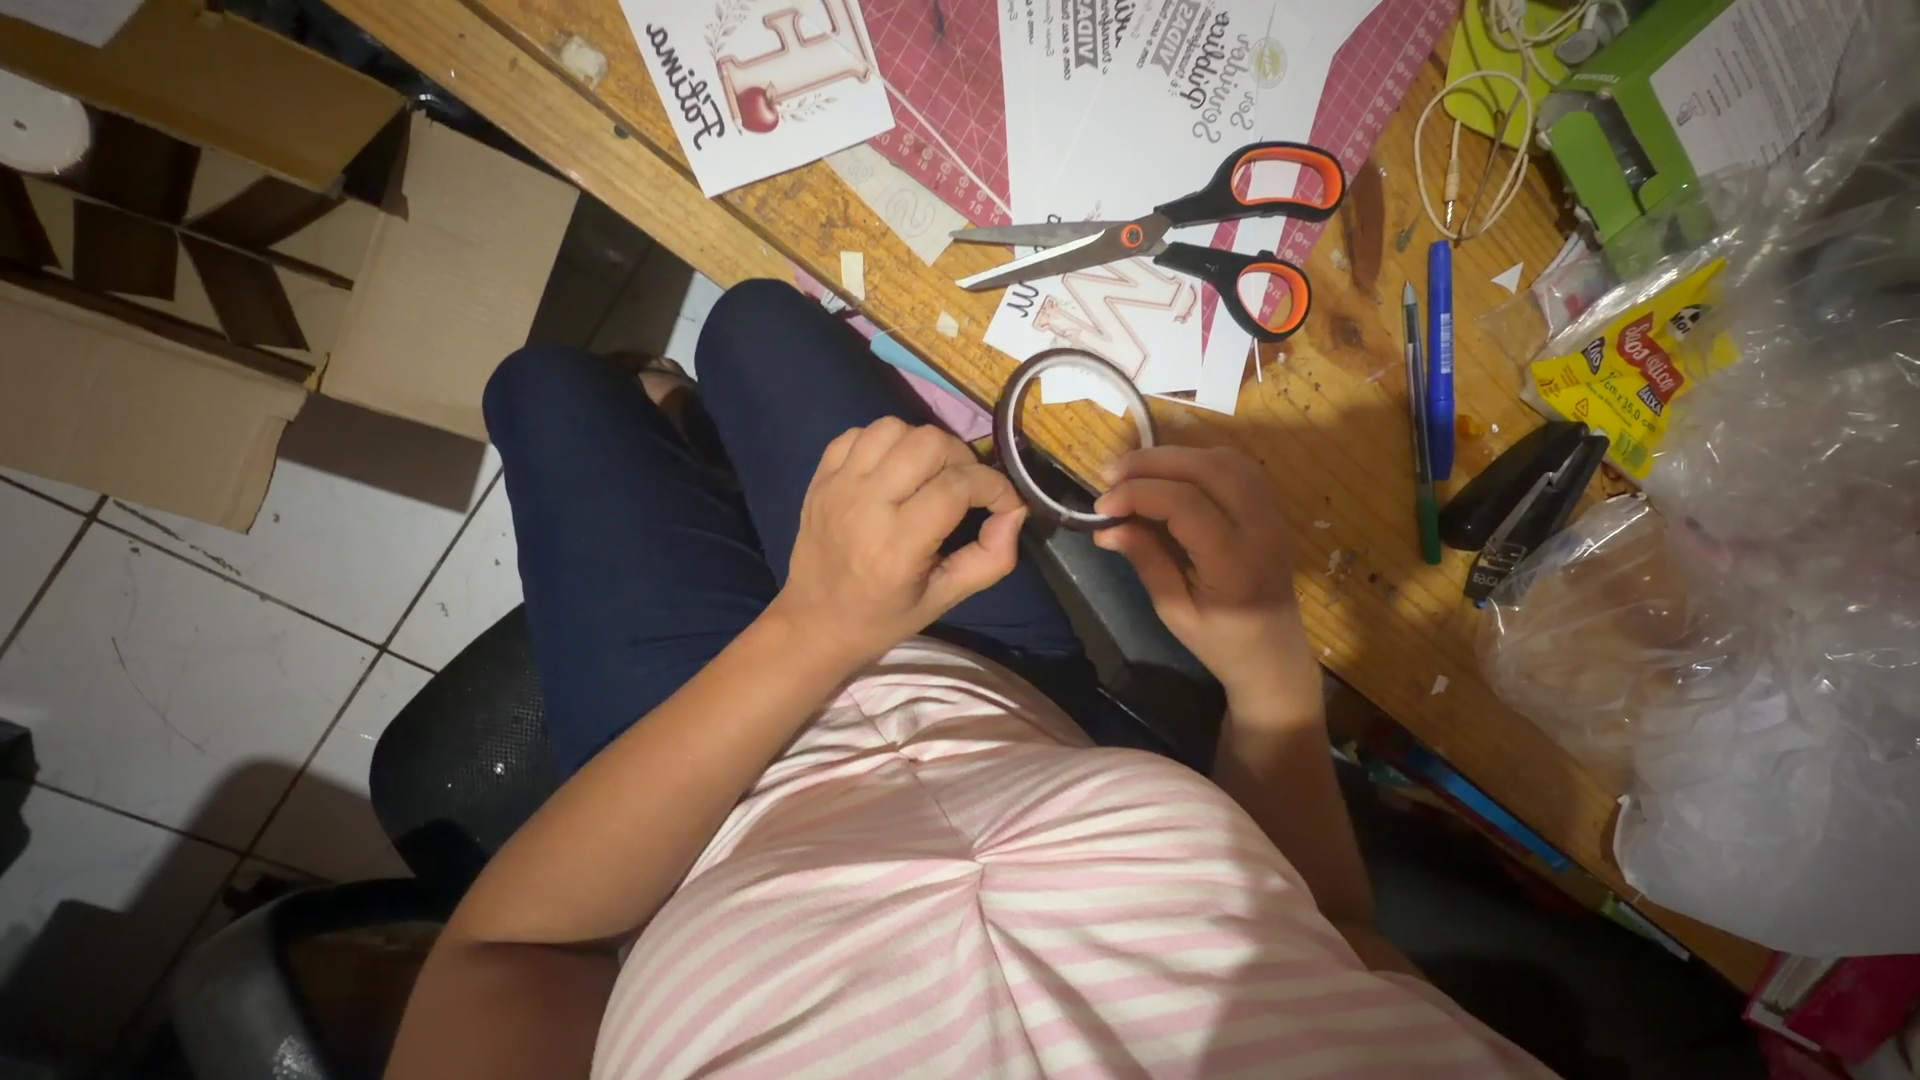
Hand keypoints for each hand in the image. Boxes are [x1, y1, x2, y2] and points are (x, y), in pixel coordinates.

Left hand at [770, 418, 1027, 663]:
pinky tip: (894, 470)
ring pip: (893, 427)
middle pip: (928, 443)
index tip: (1004, 502)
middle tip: (967, 486)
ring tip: (931, 474)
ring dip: (923, 444)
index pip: (956, 487)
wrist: (813, 621)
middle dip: (962, 458)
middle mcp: (864, 507)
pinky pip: (859, 433)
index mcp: (896, 547)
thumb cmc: (884, 617)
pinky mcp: (820, 477)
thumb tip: (1015, 513)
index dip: (994, 486)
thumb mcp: (945, 599)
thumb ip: (990, 559)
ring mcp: (837, 486)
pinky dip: (886, 442)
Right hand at [1093, 446, 1307, 702]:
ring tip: (1136, 471)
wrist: (1273, 655)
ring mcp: (1273, 514)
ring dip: (1176, 456)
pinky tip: (1171, 475)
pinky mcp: (1272, 510)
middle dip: (1153, 463)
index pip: (1185, 503)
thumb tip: (1105, 527)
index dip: (1138, 494)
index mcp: (1234, 562)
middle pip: (1207, 468)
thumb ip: (1145, 560)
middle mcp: (1261, 528)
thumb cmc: (1219, 642)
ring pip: (1225, 460)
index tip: (1101, 506)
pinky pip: (1238, 468)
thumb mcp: (1173, 610)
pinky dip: (1199, 461)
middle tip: (1110, 474)